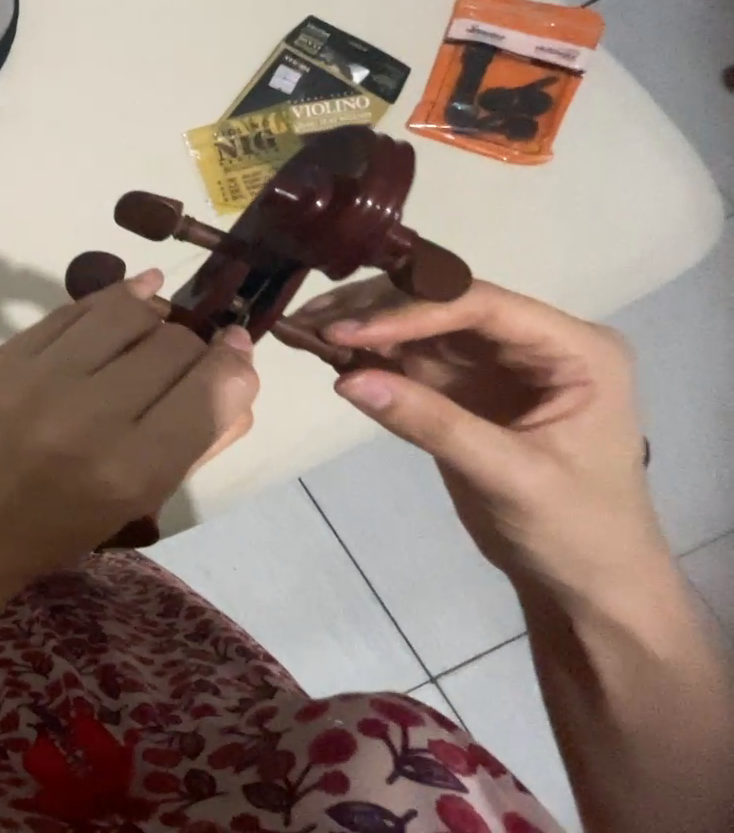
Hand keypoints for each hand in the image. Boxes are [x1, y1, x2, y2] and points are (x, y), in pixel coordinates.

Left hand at [0, 270, 258, 597]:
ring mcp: (31, 383)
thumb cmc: (65, 525)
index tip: (235, 350)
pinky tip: (128, 300)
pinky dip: (106, 303)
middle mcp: (82, 419)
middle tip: (186, 353)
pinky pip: (69, 312)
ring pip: (122, 313)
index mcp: (130, 471)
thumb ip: (203, 437)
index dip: (234, 364)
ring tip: (157, 321)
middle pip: (170, 345)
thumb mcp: (145, 499)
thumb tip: (239, 363)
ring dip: (152, 313)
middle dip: (192, 344)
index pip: (210, 390)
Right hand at [295, 277, 663, 605]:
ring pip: (409, 323)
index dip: (407, 311)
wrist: (583, 579)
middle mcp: (528, 343)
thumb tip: (346, 381)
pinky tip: (312, 346)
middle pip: (437, 303)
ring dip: (353, 325)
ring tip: (299, 330)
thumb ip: (431, 423)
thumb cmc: (575, 528)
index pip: (479, 306)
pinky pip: (396, 355)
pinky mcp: (452, 384)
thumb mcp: (509, 475)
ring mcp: (487, 362)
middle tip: (307, 322)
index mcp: (572, 350)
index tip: (342, 331)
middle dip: (370, 311)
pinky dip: (354, 351)